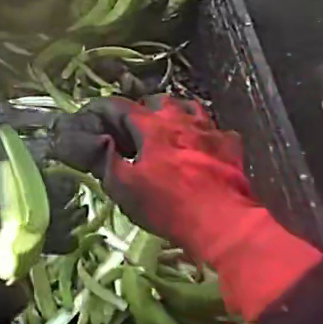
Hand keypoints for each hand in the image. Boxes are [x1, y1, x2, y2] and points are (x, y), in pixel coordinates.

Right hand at [50, 97, 322, 321]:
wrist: (223, 222)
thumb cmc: (169, 205)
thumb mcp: (125, 188)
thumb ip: (107, 161)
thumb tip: (101, 140)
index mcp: (152, 125)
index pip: (120, 106)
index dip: (103, 109)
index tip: (92, 115)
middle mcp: (180, 118)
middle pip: (157, 101)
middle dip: (142, 110)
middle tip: (133, 129)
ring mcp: (209, 129)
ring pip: (189, 108)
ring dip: (175, 115)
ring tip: (167, 130)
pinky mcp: (230, 146)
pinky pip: (214, 129)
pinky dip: (203, 133)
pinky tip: (201, 146)